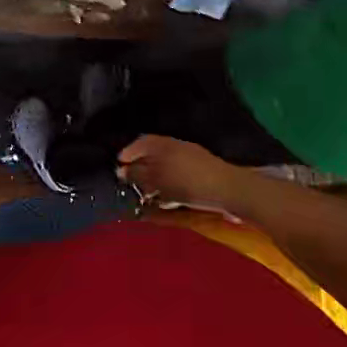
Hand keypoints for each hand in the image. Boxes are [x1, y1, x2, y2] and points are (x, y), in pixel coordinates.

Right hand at [117, 136, 246, 214]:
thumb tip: (122, 171)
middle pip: (151, 156)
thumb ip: (137, 174)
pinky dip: (168, 187)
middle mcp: (175, 148)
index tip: (118, 170)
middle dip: (139, 170)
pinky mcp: (200, 175)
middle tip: (129, 186)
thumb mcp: (157, 178)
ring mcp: (190, 161)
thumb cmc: (188, 182)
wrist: (229, 191)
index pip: (138, 143)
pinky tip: (166, 202)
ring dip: (154, 181)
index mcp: (162, 144)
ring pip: (164, 169)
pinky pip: (177, 178)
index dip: (126, 155)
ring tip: (145, 196)